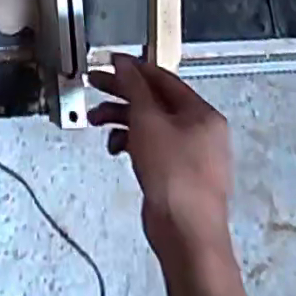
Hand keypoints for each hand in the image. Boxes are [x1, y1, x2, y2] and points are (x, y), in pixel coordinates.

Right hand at [88, 53, 234, 261]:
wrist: (185, 234)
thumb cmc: (173, 174)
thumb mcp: (148, 120)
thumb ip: (134, 87)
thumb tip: (124, 63)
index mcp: (201, 113)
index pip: (162, 78)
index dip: (133, 68)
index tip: (109, 61)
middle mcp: (200, 130)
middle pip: (154, 100)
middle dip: (121, 93)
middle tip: (94, 83)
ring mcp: (190, 153)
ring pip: (150, 124)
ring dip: (121, 118)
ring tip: (96, 119)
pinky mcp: (177, 174)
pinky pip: (152, 146)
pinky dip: (132, 142)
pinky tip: (116, 147)